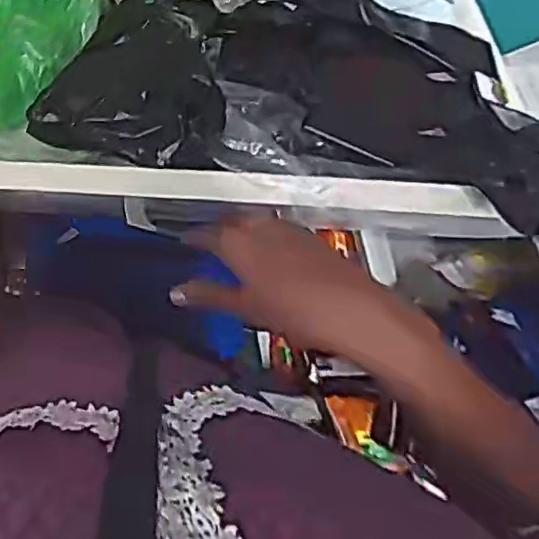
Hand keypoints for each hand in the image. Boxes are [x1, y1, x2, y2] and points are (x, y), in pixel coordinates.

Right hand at [173, 216, 438, 374]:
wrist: (359, 315)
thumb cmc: (300, 311)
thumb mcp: (246, 309)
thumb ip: (209, 296)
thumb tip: (179, 292)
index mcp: (236, 240)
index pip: (204, 234)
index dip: (192, 239)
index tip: (185, 243)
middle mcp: (260, 227)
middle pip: (229, 223)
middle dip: (216, 232)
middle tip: (207, 246)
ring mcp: (287, 231)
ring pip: (255, 224)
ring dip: (243, 233)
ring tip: (238, 252)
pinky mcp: (310, 239)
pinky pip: (278, 231)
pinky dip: (267, 240)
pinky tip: (272, 259)